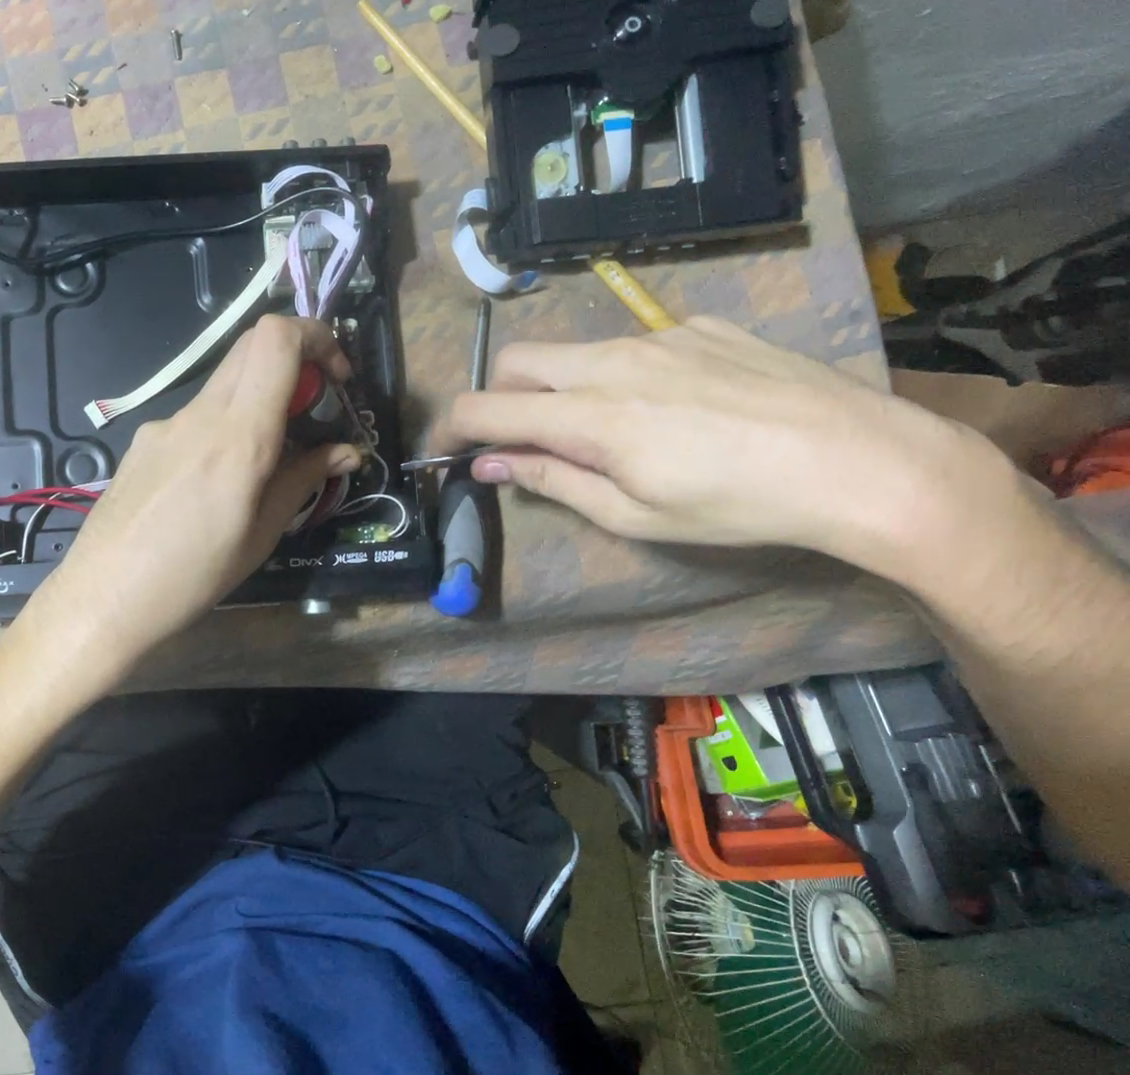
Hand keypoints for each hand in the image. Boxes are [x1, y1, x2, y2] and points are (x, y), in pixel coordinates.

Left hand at [32, 315, 361, 659]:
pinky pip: (193, 419)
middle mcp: (198, 416)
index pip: (276, 339)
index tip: (336, 380)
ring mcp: (163, 425)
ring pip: (222, 387)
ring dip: (256, 404)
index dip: (316, 338)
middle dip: (294, 364)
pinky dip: (220, 431)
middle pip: (252, 347)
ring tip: (261, 469)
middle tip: (309, 417)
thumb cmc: (192, 577)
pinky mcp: (141, 443)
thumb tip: (345, 451)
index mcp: (237, 437)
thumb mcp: (261, 535)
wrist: (102, 600)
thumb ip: (303, 480)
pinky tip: (210, 488)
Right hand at [429, 316, 1010, 574]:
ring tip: (605, 432)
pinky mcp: (705, 326)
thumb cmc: (739, 506)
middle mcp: (613, 361)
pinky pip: (636, 343)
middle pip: (517, 360)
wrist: (864, 462)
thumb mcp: (634, 514)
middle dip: (498, 396)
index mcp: (590, 415)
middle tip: (520, 441)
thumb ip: (553, 481)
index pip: (485, 407)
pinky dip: (621, 374)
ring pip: (576, 350)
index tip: (444, 452)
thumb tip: (491, 465)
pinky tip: (671, 407)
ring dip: (561, 387)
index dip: (450, 429)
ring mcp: (662, 336)